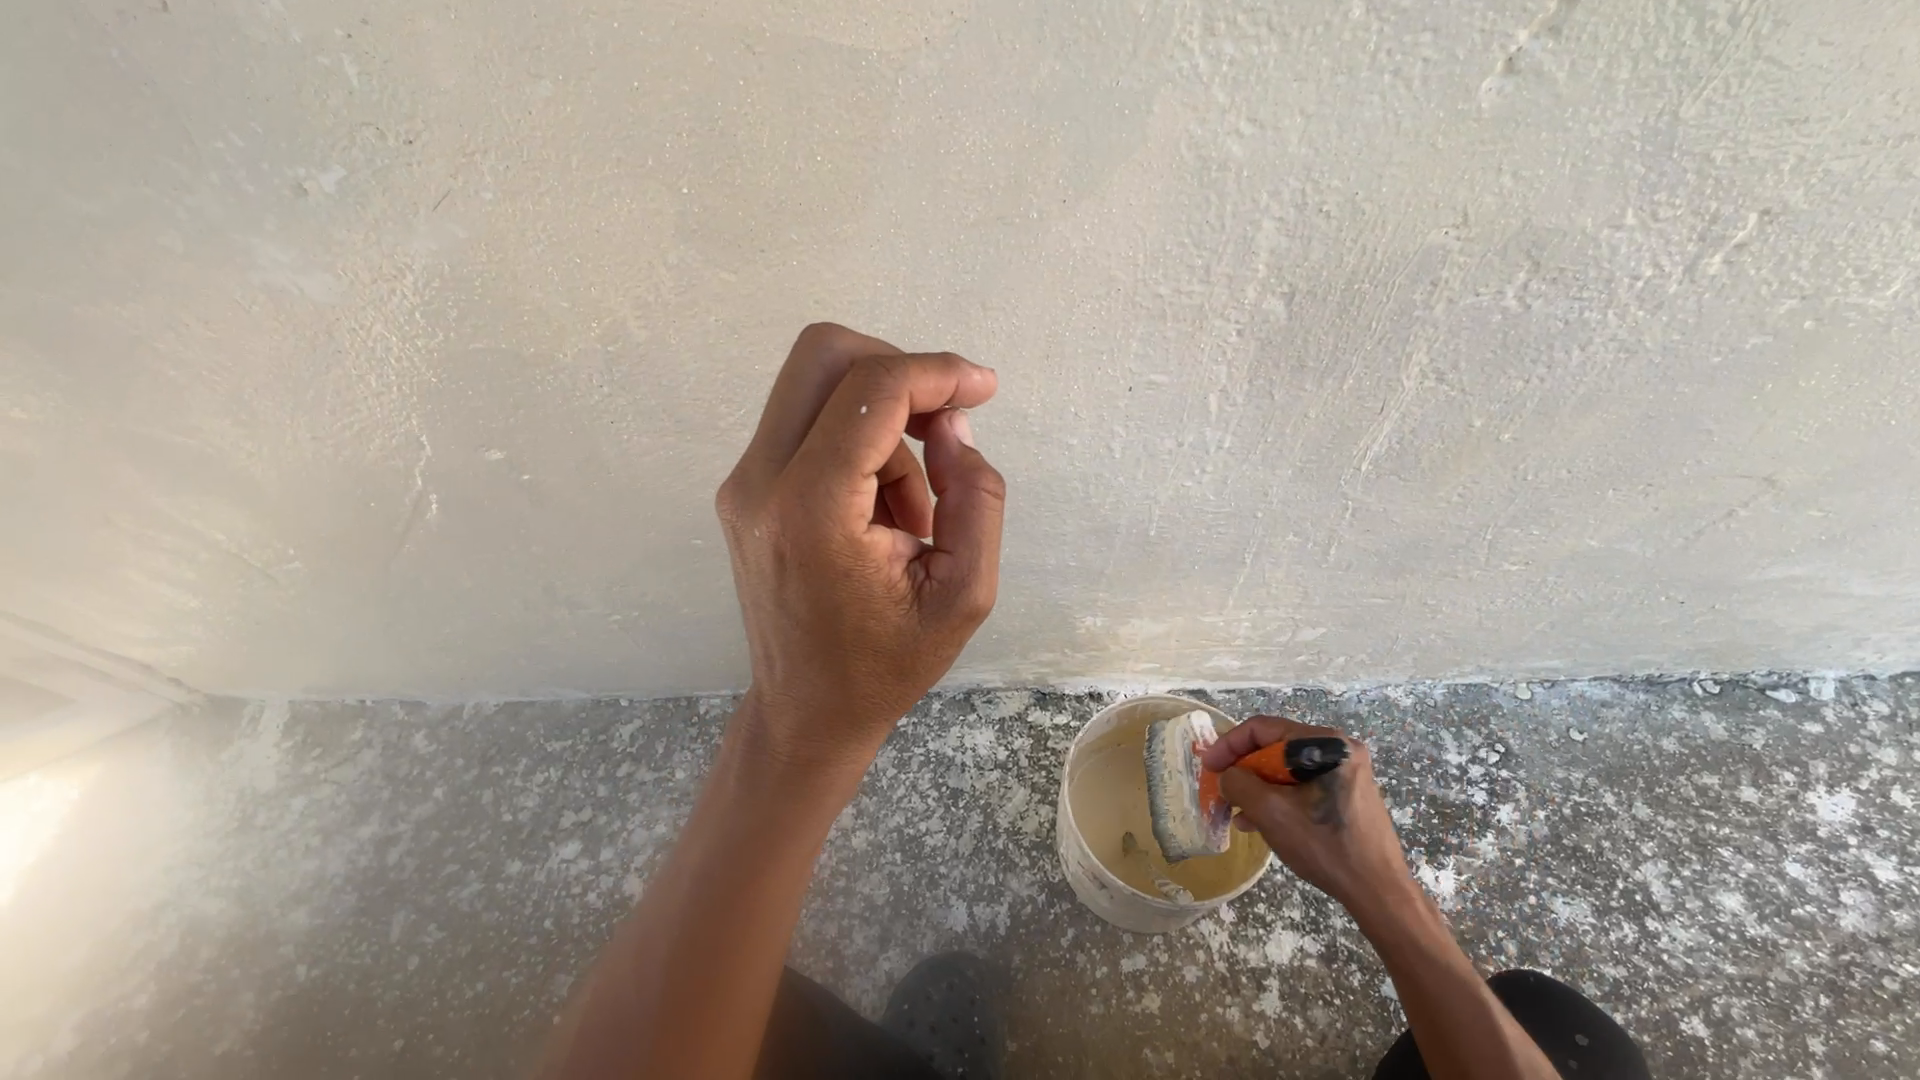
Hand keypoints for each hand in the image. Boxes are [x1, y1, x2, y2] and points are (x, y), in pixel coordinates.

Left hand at [715, 323, 1005, 769]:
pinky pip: (807, 422)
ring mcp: (743, 483)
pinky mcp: (745, 489)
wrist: (806, 711)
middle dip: (899, 371)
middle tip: (944, 422)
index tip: (983, 388)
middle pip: (824, 355)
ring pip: (815, 383)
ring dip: (882, 421)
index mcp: (812, 512)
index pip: (871, 392)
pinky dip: (858, 442)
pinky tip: (881, 513)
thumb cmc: (887, 664)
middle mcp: (760, 483)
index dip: (937, 372)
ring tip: (911, 510)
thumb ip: (975, 497)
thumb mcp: (965, 594)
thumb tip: (952, 426)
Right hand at [1203, 716, 1417, 917]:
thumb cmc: (1324, 845)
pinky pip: (1302, 784)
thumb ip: (1239, 783)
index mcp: (1326, 743)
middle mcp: (1339, 749)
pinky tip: (1259, 821)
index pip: (1262, 728)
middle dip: (1243, 769)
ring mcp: (1346, 772)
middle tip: (1221, 789)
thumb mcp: (1270, 811)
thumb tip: (1228, 776)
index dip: (1228, 745)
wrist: (1378, 892)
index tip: (1208, 767)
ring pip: (1286, 769)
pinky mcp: (1347, 793)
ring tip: (1236, 811)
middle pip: (1274, 747)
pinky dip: (1278, 797)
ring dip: (1257, 786)